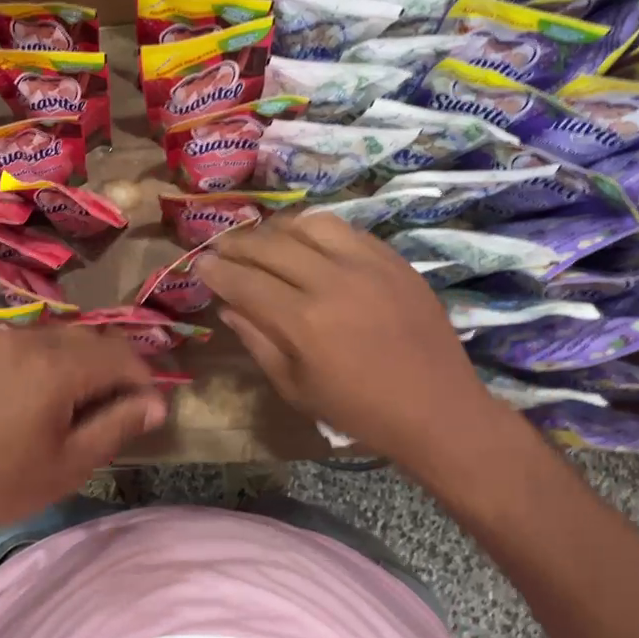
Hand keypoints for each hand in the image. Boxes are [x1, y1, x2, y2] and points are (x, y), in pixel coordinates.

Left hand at [0, 326, 166, 553]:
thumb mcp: (68, 465)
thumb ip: (118, 425)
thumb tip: (155, 403)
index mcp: (55, 364)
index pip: (119, 354)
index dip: (141, 378)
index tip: (146, 406)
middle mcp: (22, 336)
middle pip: (82, 340)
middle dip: (104, 368)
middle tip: (105, 408)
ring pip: (42, 338)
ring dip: (62, 362)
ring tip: (55, 404)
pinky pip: (5, 343)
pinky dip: (21, 362)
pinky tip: (8, 397)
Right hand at [196, 211, 504, 474]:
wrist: (439, 412)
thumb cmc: (360, 411)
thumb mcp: (295, 387)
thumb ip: (257, 341)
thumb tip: (228, 307)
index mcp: (303, 322)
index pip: (244, 281)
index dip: (215, 270)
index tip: (199, 264)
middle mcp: (332, 282)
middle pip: (270, 245)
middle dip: (237, 243)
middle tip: (221, 247)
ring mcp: (367, 265)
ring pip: (307, 225)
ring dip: (276, 229)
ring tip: (263, 239)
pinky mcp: (393, 260)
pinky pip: (346, 229)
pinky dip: (317, 230)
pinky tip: (307, 242)